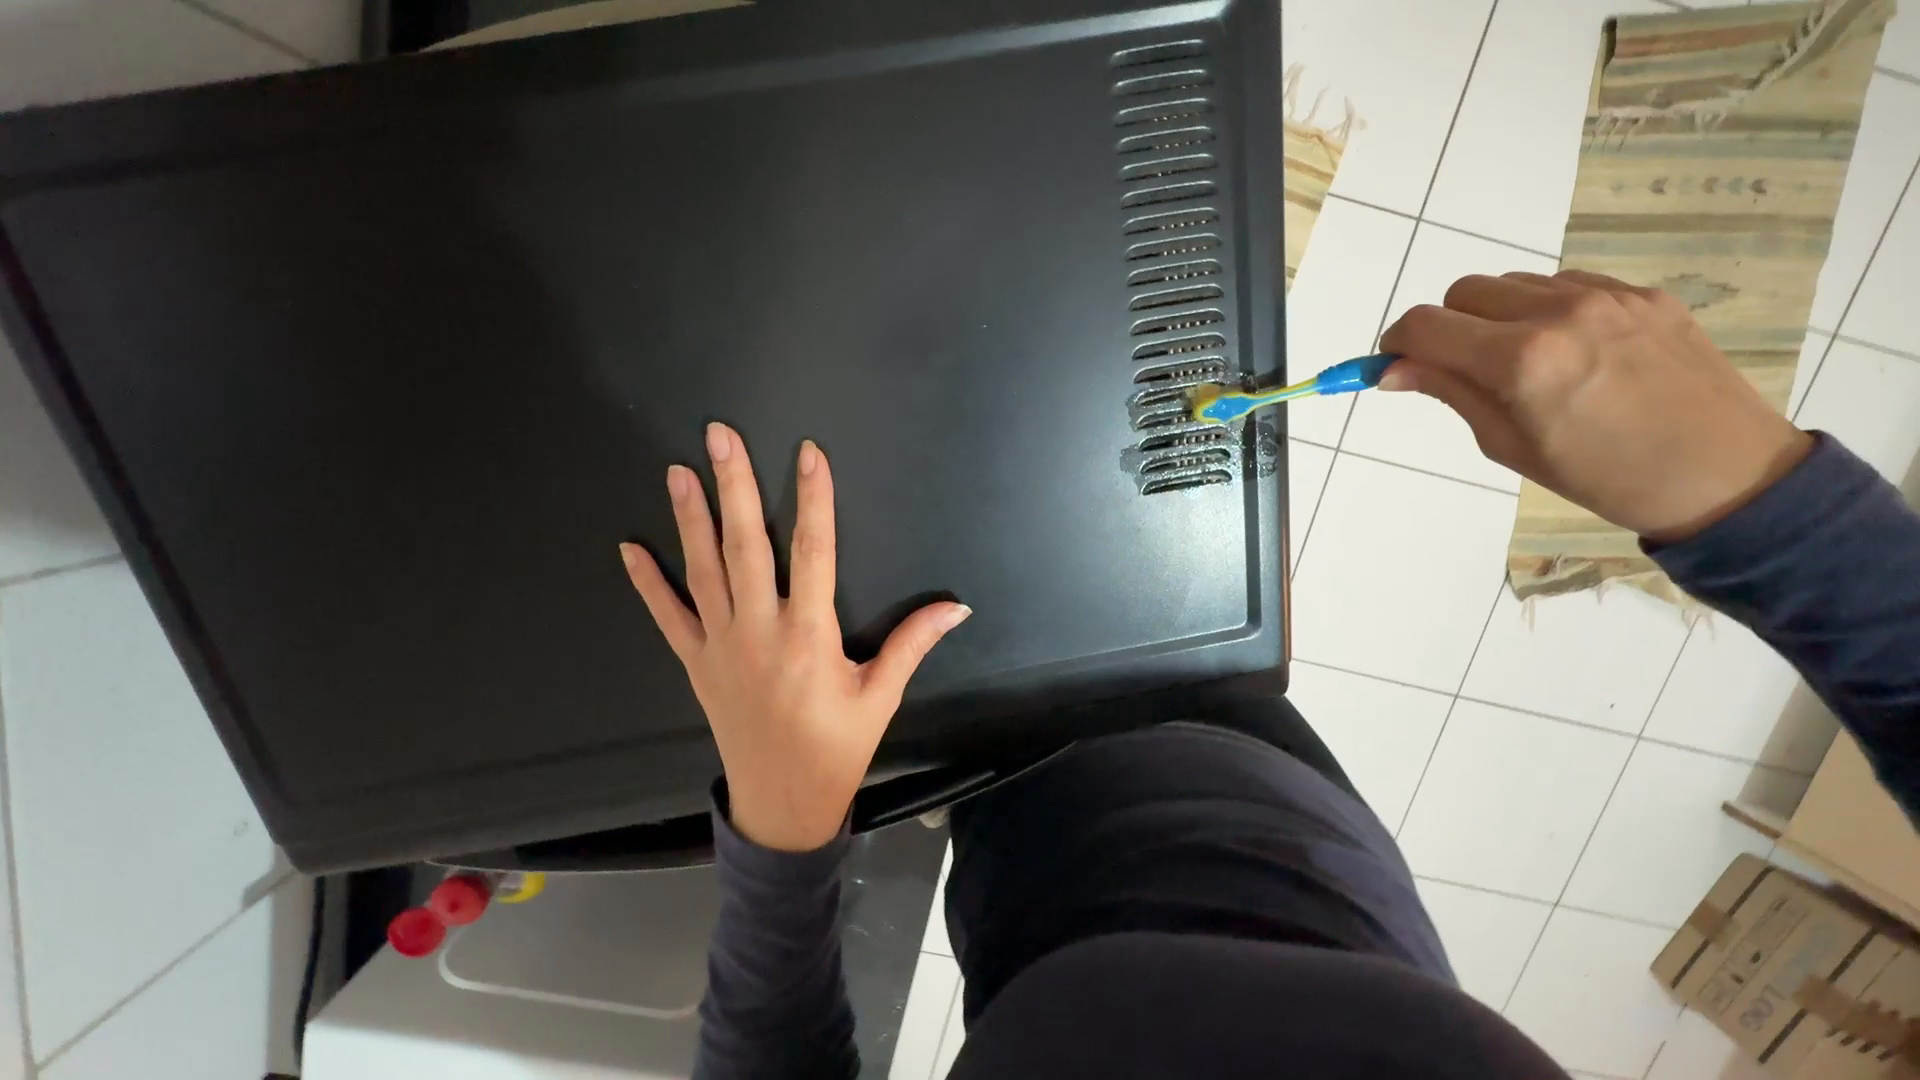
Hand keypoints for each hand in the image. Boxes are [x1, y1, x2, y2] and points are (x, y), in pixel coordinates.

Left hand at [618, 424, 971, 850]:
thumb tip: (958, 606)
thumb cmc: (837, 749)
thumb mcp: (882, 696)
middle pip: (745, 544)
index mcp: (810, 635)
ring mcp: (720, 646)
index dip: (813, 497)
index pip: (814, 550)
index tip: (807, 453)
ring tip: (679, 470)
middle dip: (734, 485)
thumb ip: (914, 643)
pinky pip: (667, 616)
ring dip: (690, 517)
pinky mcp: (695, 664)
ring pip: (703, 569)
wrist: (782, 806)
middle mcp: (760, 631)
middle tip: (719, 436)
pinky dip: (647, 583)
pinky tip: (629, 548)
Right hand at [1378, 270, 1813, 542]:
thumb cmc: (1599, 475)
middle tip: (1460, 369)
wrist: (1721, 471)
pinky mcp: (1642, 292)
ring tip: (1521, 362)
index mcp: (1520, 360)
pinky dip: (1543, 308)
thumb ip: (1450, 392)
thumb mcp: (1507, 444)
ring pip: (1512, 283)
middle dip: (1446, 327)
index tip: (1396, 366)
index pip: (1425, 326)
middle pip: (1462, 292)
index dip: (1397, 344)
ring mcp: (1605, 295)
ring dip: (1494, 315)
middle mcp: (1558, 312)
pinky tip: (1567, 349)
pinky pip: (1564, 283)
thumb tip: (1393, 370)